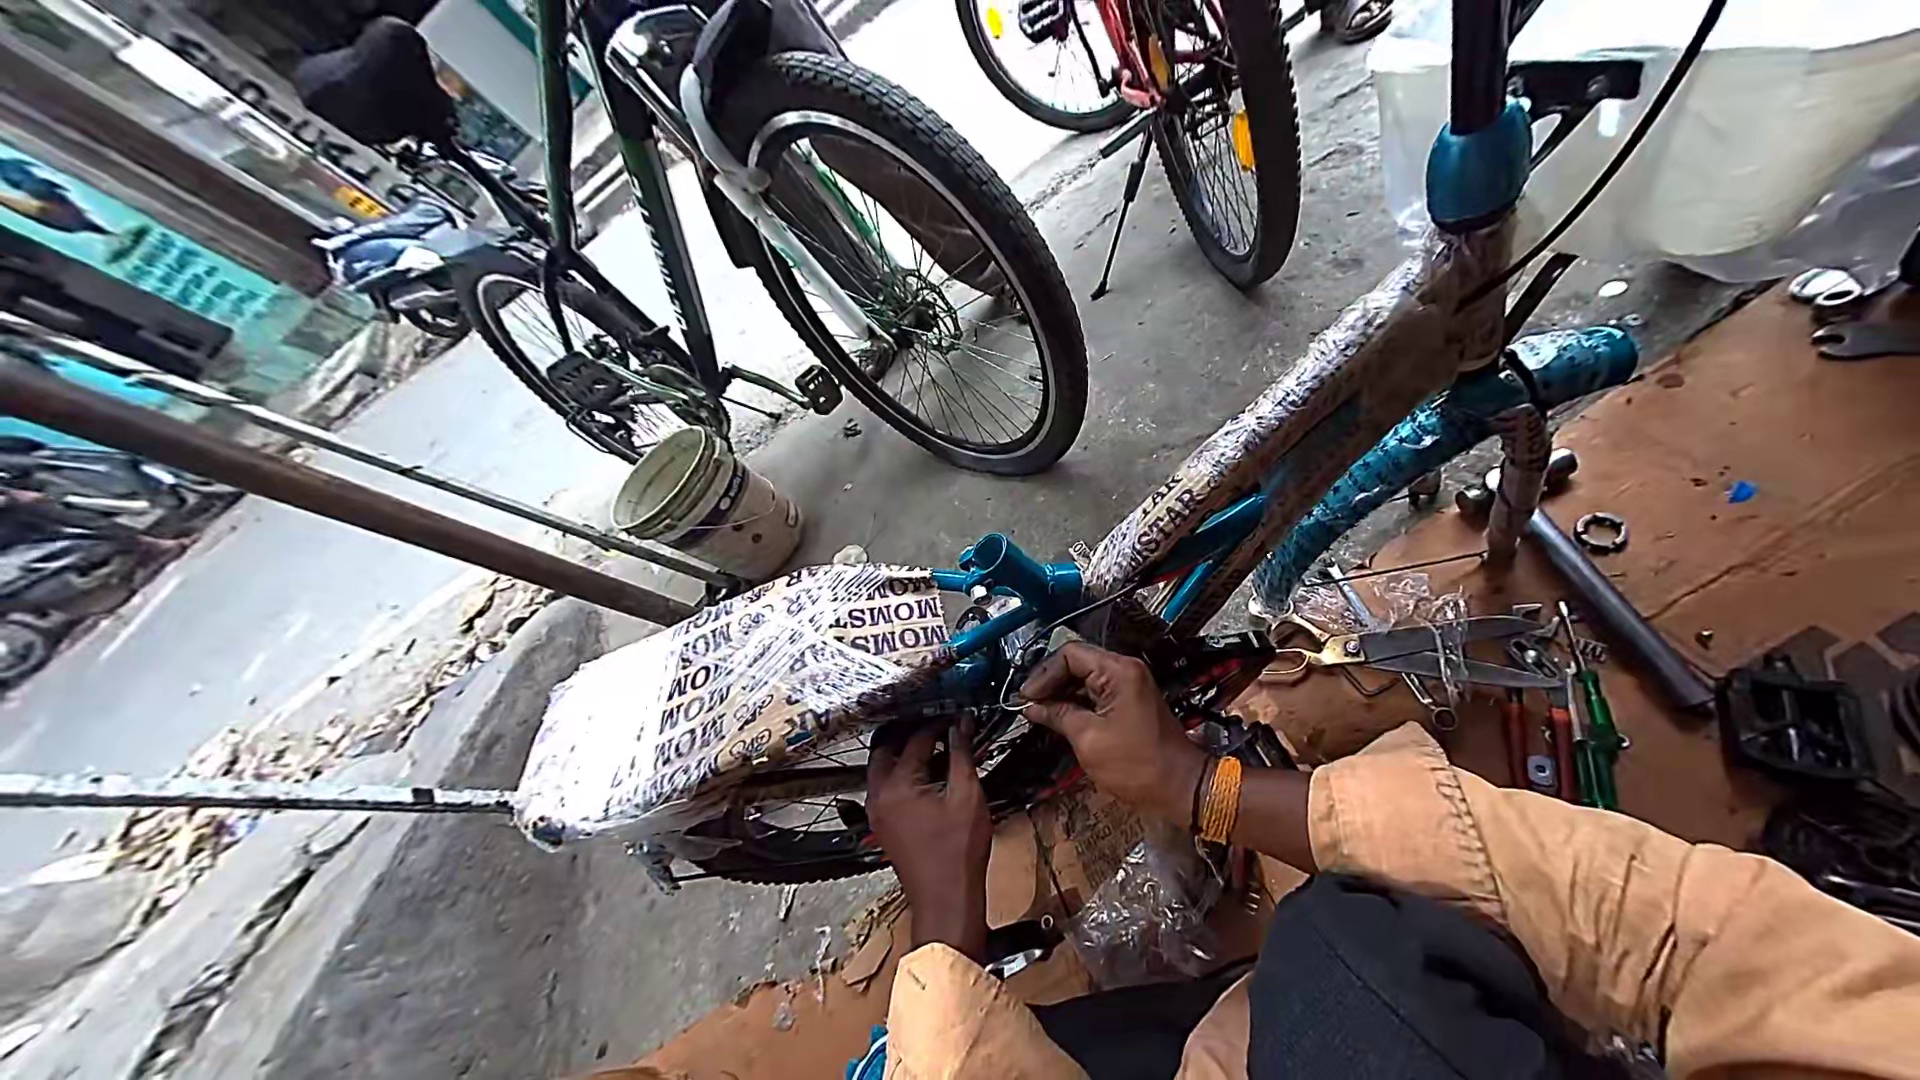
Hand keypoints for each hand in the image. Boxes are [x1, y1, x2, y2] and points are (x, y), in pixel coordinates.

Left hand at [866, 720, 990, 959]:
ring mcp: (877, 813)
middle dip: (911, 733)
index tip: (957, 718)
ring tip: (934, 748)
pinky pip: (885, 788)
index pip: (917, 739)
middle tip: (938, 728)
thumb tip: (961, 724)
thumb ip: (961, 754)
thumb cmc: (959, 850)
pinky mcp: (883, 826)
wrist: (947, 901)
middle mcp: (878, 795)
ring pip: (882, 768)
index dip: (939, 725)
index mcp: (897, 785)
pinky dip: (901, 774)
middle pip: (887, 749)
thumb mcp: (967, 795)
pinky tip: (926, 775)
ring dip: (903, 754)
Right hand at [1020, 642, 1207, 825]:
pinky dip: (1076, 701)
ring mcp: (1130, 684)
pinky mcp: (1130, 699)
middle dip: (1050, 682)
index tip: (1026, 696)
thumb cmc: (1137, 765)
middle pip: (1077, 662)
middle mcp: (1126, 669)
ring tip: (1038, 711)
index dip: (1044, 674)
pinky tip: (1058, 716)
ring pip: (1084, 677)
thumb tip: (1032, 707)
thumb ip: (1057, 715)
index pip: (1070, 654)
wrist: (1181, 787)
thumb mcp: (1088, 739)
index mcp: (1118, 671)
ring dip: (1061, 692)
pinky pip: (1096, 691)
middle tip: (1028, 704)